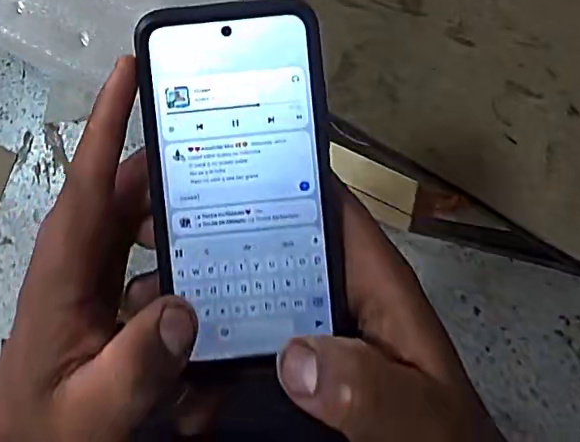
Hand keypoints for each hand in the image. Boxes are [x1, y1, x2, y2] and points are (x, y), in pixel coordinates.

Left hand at [0, 57, 196, 440]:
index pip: (90, 173)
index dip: (111, 114)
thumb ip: (136, 366)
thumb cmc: (42, 418)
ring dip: (182, 197)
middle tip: (228, 140)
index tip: (130, 66)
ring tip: (232, 194)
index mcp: (66, 259)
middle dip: (175, 156)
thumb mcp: (90, 407)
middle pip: (132, 182)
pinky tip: (212, 251)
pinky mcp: (114, 272)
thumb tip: (185, 309)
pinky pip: (153, 235)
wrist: (23, 433)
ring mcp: (98, 256)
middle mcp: (82, 243)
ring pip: (146, 206)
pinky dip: (180, 231)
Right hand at [122, 180, 501, 439]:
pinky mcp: (301, 372)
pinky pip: (248, 348)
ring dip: (208, 298)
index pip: (323, 200)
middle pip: (274, 241)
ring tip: (157, 299)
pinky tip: (184, 374)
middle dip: (219, 233)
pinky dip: (215, 357)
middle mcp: (338, 293)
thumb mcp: (421, 416)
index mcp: (371, 279)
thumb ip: (372, 387)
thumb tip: (296, 358)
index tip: (217, 163)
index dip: (275, 171)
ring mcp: (317, 331)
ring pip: (252, 294)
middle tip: (162, 231)